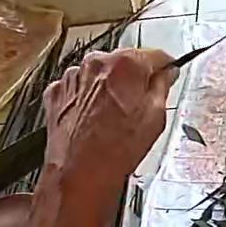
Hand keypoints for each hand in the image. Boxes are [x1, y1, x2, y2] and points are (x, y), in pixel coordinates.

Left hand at [28, 47, 175, 226]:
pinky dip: (88, 98)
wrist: (79, 172)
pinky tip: (96, 120)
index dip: (165, 66)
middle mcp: (96, 64)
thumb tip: (166, 75)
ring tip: (115, 118)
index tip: (168, 74)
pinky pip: (80, 88)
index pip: (156, 54)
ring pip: (100, 75)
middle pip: (125, 62)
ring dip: (109, 89)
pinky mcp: (57, 92)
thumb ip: (163, 86)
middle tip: (141, 106)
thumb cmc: (115, 148)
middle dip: (135, 79)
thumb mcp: (156, 117)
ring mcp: (73, 77)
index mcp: (126, 64)